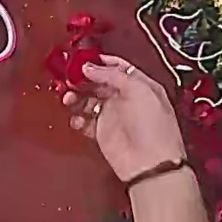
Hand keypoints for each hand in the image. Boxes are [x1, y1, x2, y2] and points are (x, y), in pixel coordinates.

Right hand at [62, 55, 187, 183]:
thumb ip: (113, 75)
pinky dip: (77, 118)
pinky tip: (77, 119)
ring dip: (76, 97)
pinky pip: (85, 121)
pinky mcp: (102, 133)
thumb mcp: (138, 90)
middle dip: (83, 79)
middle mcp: (125, 99)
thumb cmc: (153, 126)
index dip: (101, 62)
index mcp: (139, 85)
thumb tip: (90, 67)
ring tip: (69, 98)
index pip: (118, 67)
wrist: (149, 163)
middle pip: (99, 82)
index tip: (84, 59)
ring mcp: (113, 116)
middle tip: (70, 77)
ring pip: (88, 100)